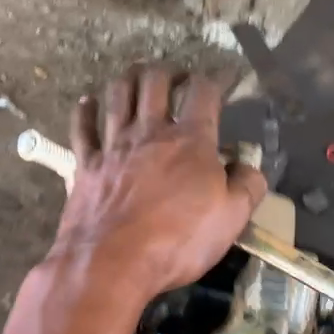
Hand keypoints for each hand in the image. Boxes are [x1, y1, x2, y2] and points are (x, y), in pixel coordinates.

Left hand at [46, 66, 267, 299]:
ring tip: (138, 76)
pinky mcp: (86, 165)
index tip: (226, 78)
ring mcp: (113, 146)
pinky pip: (82, 128)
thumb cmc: (178, 241)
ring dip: (129, 78)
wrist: (111, 263)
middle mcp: (150, 132)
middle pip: (155, 81)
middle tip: (178, 77)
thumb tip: (250, 168)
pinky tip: (87, 102)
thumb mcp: (231, 219)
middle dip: (169, 71)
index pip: (204, 92)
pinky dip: (85, 111)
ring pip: (118, 94)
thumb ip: (247, 187)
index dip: (218, 78)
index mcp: (191, 141)